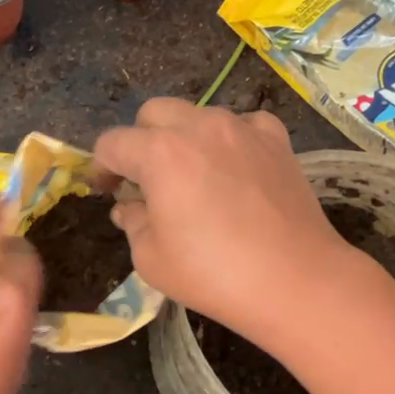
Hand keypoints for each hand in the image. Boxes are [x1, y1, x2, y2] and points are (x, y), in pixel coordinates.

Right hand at [93, 98, 347, 338]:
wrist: (293, 280)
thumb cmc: (212, 274)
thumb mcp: (150, 258)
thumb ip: (132, 222)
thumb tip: (130, 207)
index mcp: (159, 153)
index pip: (112, 143)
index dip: (101, 167)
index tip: (106, 191)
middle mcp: (198, 127)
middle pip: (153, 113)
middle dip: (140, 141)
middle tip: (146, 180)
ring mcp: (241, 128)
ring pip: (198, 115)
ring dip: (184, 138)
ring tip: (192, 177)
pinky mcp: (276, 140)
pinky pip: (242, 124)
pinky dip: (229, 140)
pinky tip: (234, 169)